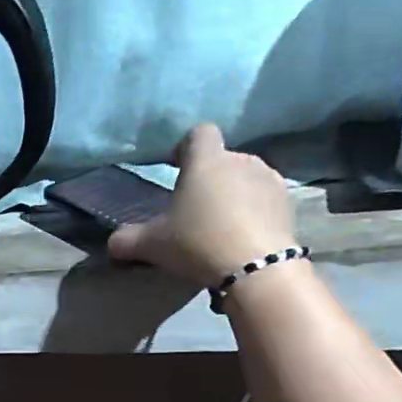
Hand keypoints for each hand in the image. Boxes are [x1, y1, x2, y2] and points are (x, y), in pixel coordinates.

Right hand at [108, 123, 296, 286]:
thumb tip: (113, 242)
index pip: (198, 133)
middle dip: (207, 176)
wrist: (257, 268)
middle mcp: (241, 160)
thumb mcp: (150, 245)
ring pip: (244, 177)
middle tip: (191, 206)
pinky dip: (251, 209)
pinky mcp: (288, 202)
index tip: (174, 169)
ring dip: (230, 192)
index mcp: (207, 161)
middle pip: (221, 158)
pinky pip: (262, 198)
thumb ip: (126, 240)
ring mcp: (270, 179)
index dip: (185, 147)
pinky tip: (240, 235)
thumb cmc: (197, 242)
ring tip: (217, 223)